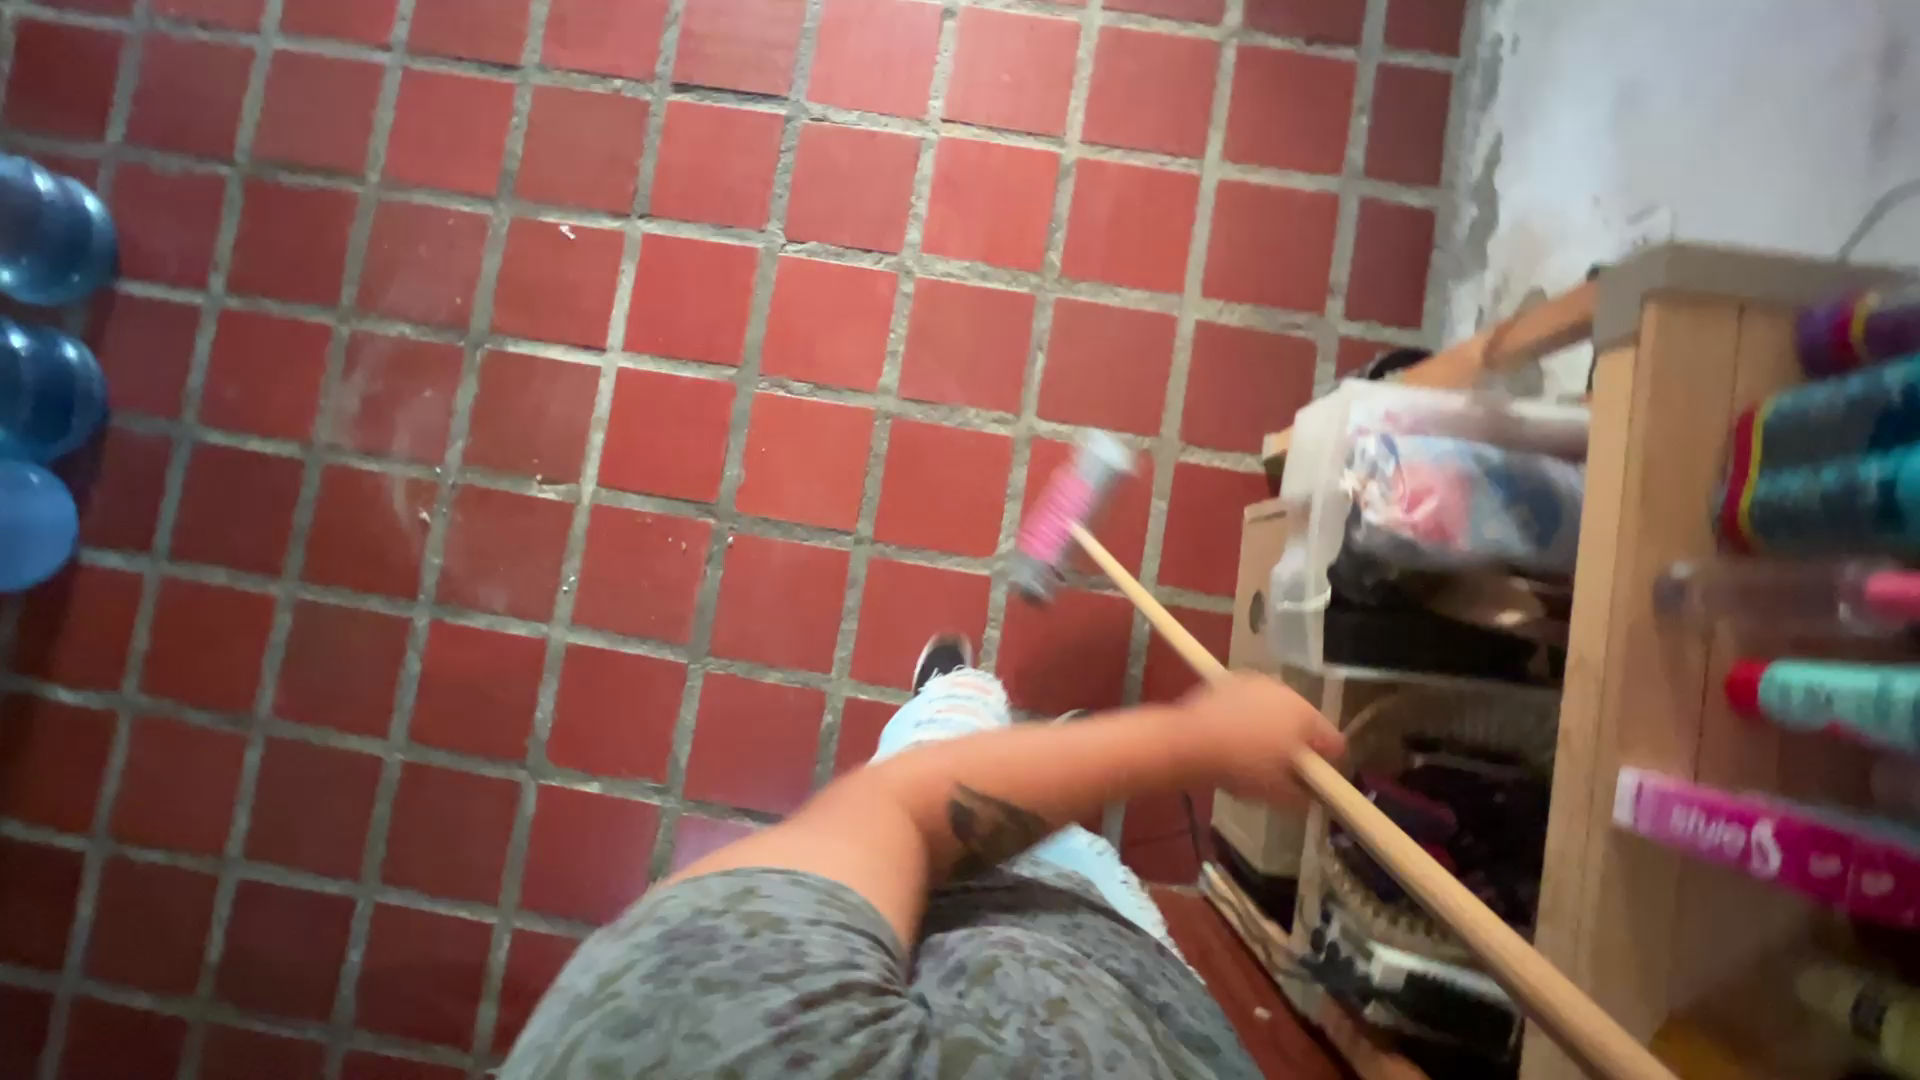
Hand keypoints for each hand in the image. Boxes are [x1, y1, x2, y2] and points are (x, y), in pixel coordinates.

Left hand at [1176, 673, 1344, 805]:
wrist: (1189, 740)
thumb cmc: (1240, 766)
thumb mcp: (1278, 794)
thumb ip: (1303, 795)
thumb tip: (1310, 795)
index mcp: (1306, 717)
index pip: (1334, 741)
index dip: (1328, 762)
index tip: (1315, 779)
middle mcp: (1287, 692)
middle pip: (1305, 720)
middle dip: (1298, 740)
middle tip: (1283, 765)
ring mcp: (1258, 682)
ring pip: (1278, 708)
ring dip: (1274, 724)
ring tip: (1255, 749)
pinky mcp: (1232, 680)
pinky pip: (1252, 701)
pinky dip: (1249, 713)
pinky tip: (1235, 732)